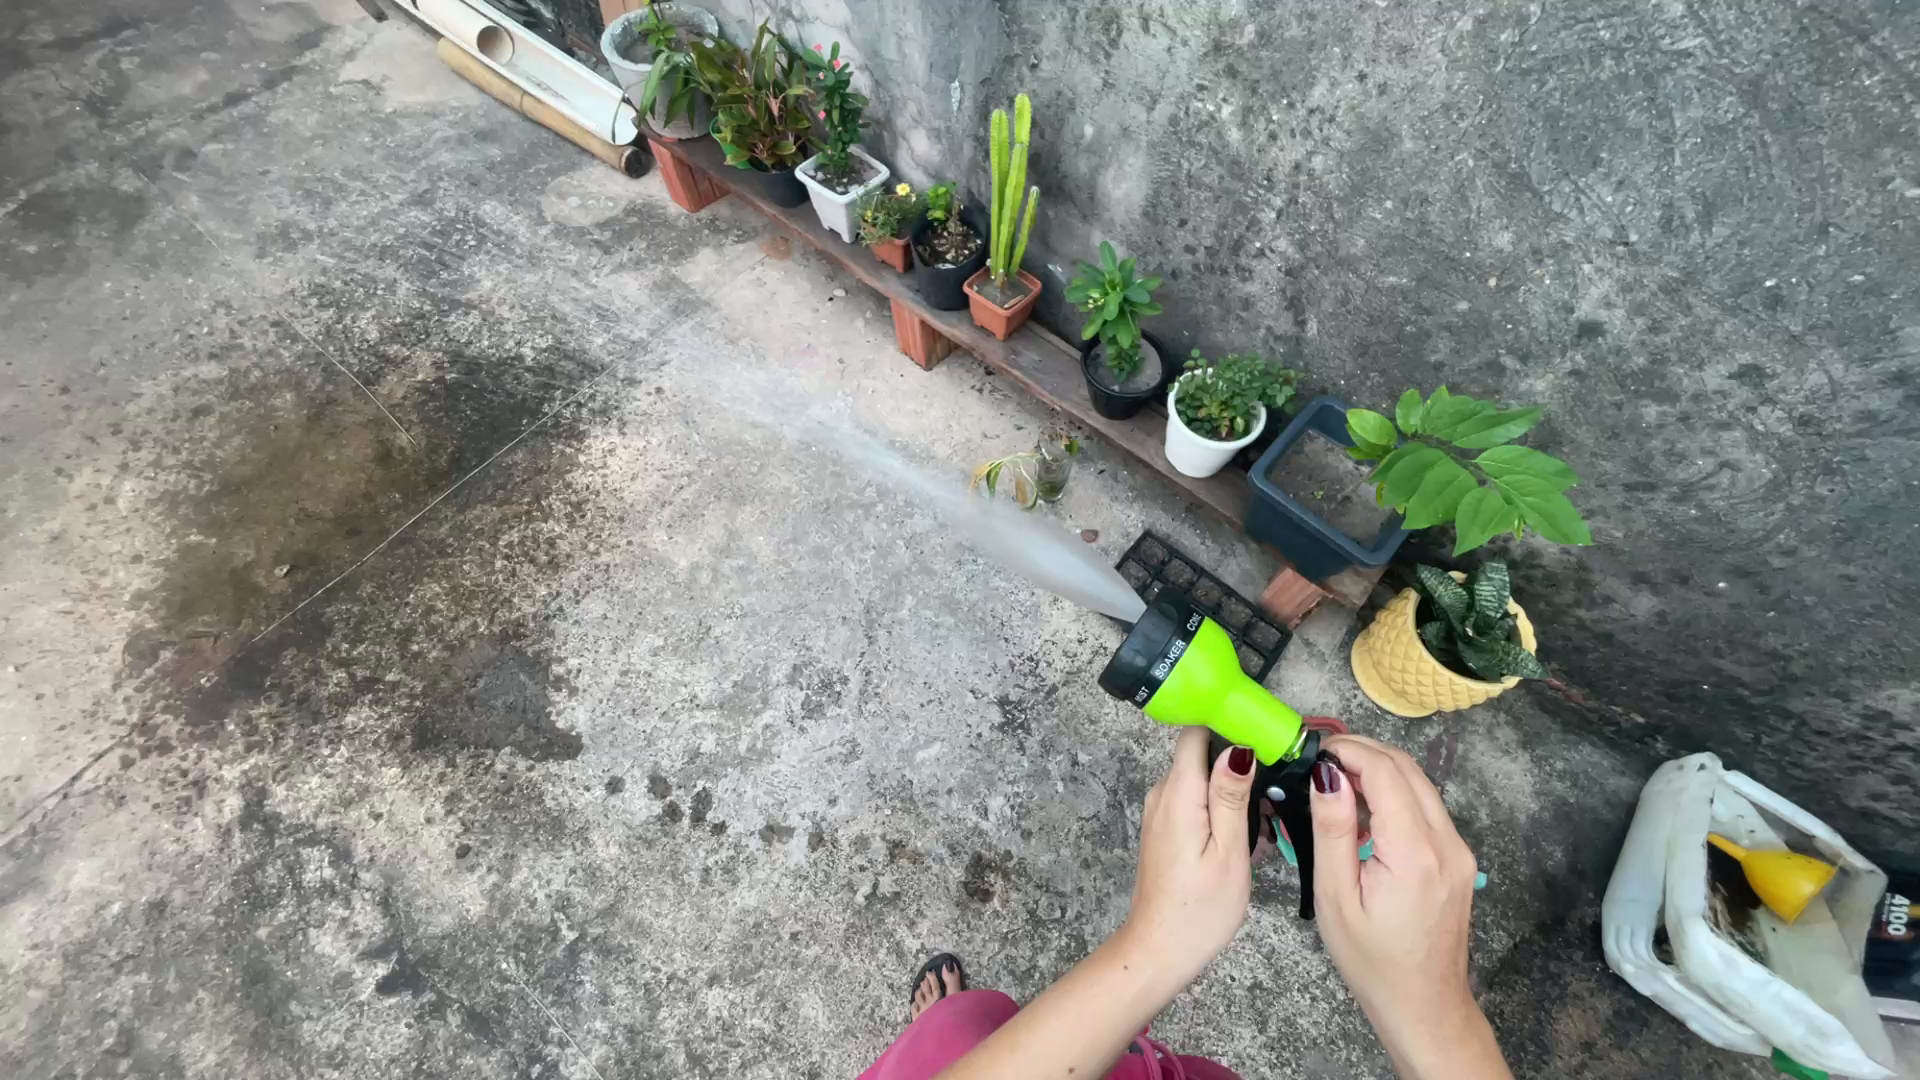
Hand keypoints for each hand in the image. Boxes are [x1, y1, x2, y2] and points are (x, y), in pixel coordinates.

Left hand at [1118, 726, 1256, 990]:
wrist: (1160, 947)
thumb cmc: (1200, 907)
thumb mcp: (1228, 851)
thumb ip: (1230, 796)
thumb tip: (1239, 749)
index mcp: (1178, 792)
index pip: (1194, 733)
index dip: (1225, 725)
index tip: (1259, 733)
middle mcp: (1161, 792)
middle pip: (1198, 754)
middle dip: (1234, 763)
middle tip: (1269, 791)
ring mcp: (1158, 809)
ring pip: (1197, 778)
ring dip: (1228, 789)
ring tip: (1258, 822)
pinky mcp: (1162, 825)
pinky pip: (1190, 799)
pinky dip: (1215, 806)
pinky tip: (1239, 836)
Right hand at [1311, 735, 1508, 1078]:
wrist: (1424, 1007)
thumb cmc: (1371, 958)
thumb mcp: (1336, 894)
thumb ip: (1333, 827)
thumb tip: (1326, 774)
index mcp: (1415, 852)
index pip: (1385, 770)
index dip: (1347, 749)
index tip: (1312, 753)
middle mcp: (1447, 844)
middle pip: (1406, 767)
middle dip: (1360, 750)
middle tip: (1318, 759)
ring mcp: (1458, 851)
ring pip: (1418, 781)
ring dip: (1376, 767)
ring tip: (1333, 780)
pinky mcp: (1457, 858)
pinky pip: (1424, 804)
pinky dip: (1391, 790)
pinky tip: (1360, 808)